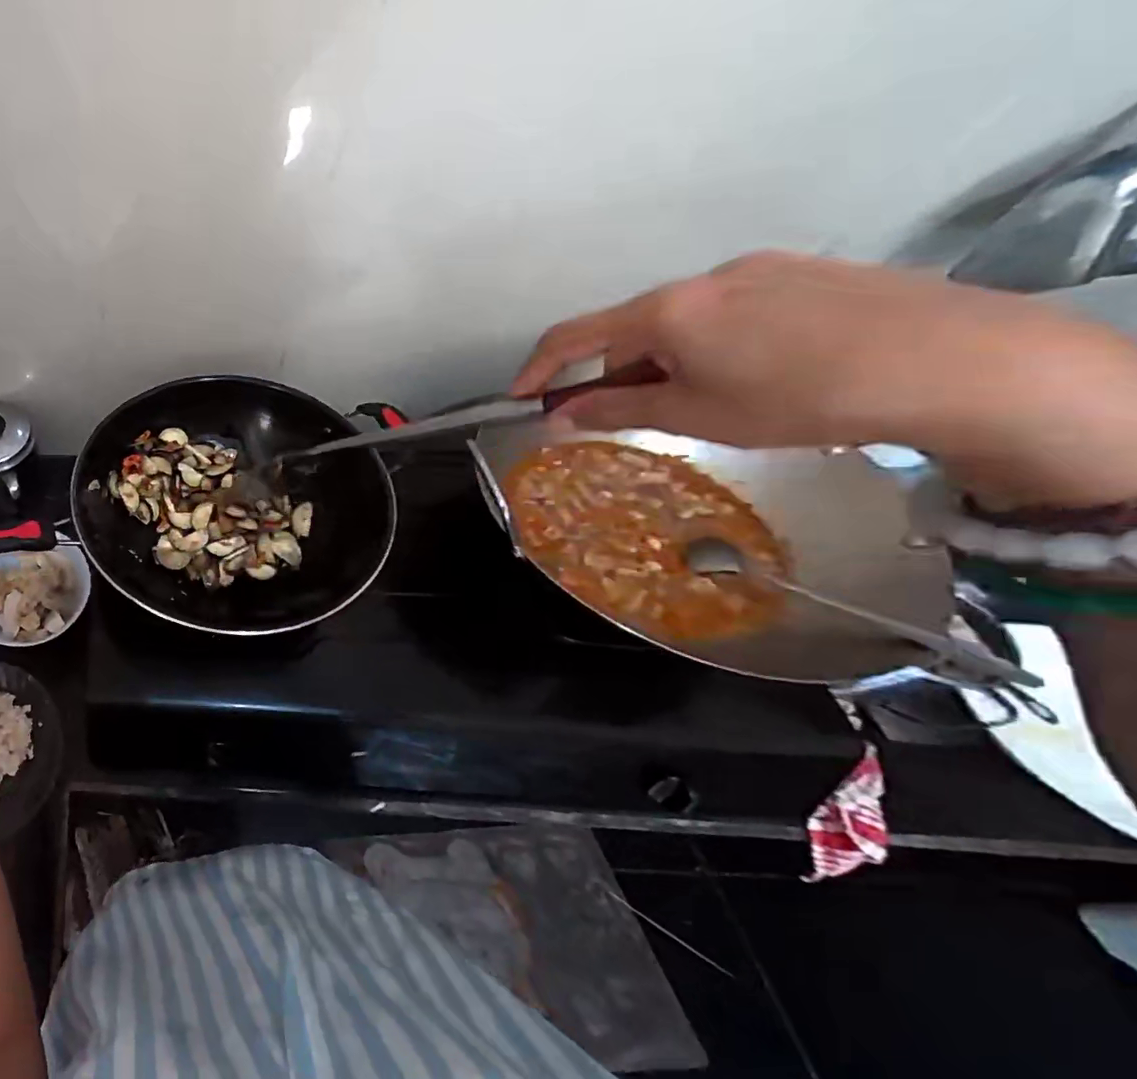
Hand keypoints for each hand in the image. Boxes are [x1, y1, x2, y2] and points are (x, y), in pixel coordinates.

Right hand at [511, 251, 1136, 508]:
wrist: (952, 361)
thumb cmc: (800, 398)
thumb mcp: (695, 415)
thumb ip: (616, 411)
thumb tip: (558, 416)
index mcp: (667, 312)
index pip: (575, 336)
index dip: (539, 368)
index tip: (519, 398)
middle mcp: (704, 278)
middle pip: (631, 328)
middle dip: (613, 372)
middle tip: (623, 417)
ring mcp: (758, 269)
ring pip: (681, 319)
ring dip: (664, 358)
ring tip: (700, 399)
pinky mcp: (803, 272)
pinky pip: (728, 308)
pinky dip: (710, 342)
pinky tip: (752, 373)